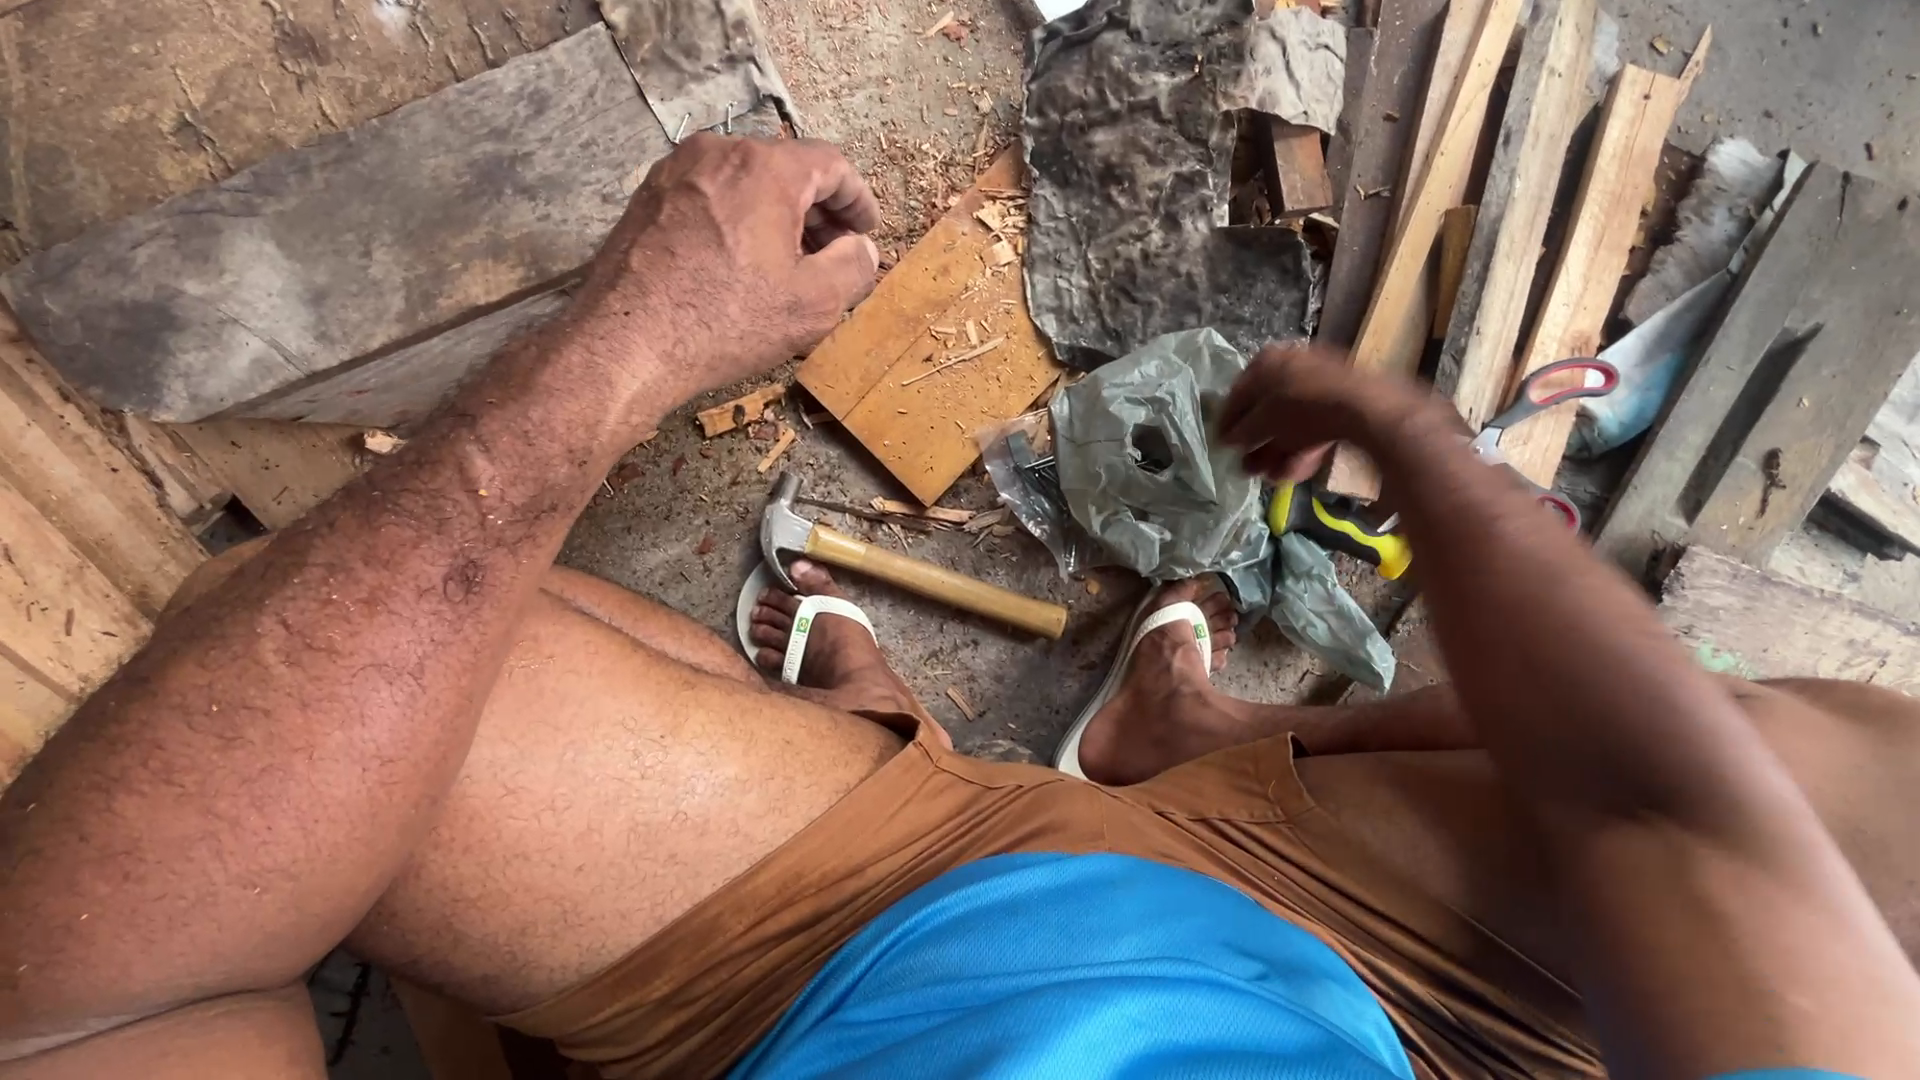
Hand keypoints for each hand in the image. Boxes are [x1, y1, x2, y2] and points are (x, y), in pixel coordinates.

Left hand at [571, 134, 881, 409]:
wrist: (627, 343)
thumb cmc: (726, 321)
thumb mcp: (814, 304)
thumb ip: (853, 267)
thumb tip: (861, 248)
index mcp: (764, 168)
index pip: (831, 164)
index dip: (858, 199)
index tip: (867, 229)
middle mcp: (717, 153)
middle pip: (786, 171)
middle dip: (819, 213)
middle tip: (834, 256)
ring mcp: (675, 172)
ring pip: (746, 185)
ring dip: (779, 219)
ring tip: (790, 267)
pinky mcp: (648, 199)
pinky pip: (711, 199)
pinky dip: (740, 223)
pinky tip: (743, 268)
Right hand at [1217, 344, 1443, 481]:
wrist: (1366, 410)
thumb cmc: (1303, 408)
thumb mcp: (1262, 422)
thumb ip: (1242, 431)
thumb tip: (1227, 440)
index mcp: (1268, 361)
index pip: (1238, 393)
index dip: (1228, 421)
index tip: (1221, 444)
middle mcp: (1293, 367)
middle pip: (1267, 410)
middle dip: (1256, 443)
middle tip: (1245, 467)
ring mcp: (1320, 386)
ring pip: (1291, 423)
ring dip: (1276, 451)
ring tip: (1269, 477)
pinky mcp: (1343, 404)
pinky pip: (1314, 428)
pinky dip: (1301, 450)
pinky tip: (1294, 472)